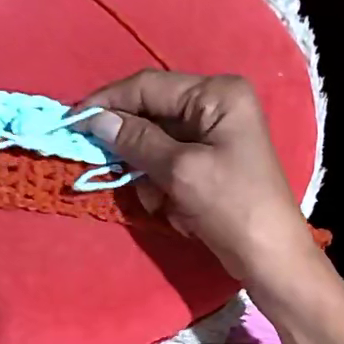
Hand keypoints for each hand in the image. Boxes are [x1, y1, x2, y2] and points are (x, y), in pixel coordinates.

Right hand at [79, 71, 319, 283]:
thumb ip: (137, 141)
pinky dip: (167, 192)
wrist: (270, 258)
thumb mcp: (182, 171)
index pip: (150, 86)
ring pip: (158, 148)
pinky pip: (172, 170)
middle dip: (136, 151)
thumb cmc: (233, 207)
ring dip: (153, 179)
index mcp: (218, 94)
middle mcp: (217, 108)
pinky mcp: (211, 168)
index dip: (109, 102)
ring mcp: (215, 139)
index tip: (72, 121)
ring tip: (167, 205)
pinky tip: (180, 214)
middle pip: (153, 117)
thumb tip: (94, 119)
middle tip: (116, 173)